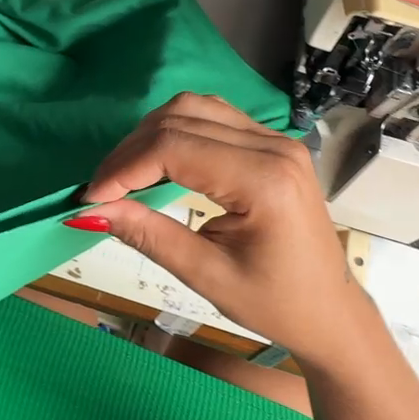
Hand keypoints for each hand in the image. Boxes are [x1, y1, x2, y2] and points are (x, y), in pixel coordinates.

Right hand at [74, 93, 379, 367]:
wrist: (330, 312)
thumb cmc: (274, 304)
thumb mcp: (205, 275)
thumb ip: (147, 235)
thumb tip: (88, 212)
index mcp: (264, 181)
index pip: (173, 148)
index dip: (123, 169)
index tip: (90, 200)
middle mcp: (273, 147)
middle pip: (179, 119)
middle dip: (129, 152)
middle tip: (101, 193)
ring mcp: (276, 139)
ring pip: (193, 107)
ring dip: (148, 136)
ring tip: (124, 177)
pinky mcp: (272, 143)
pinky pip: (212, 116)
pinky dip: (173, 132)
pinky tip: (156, 163)